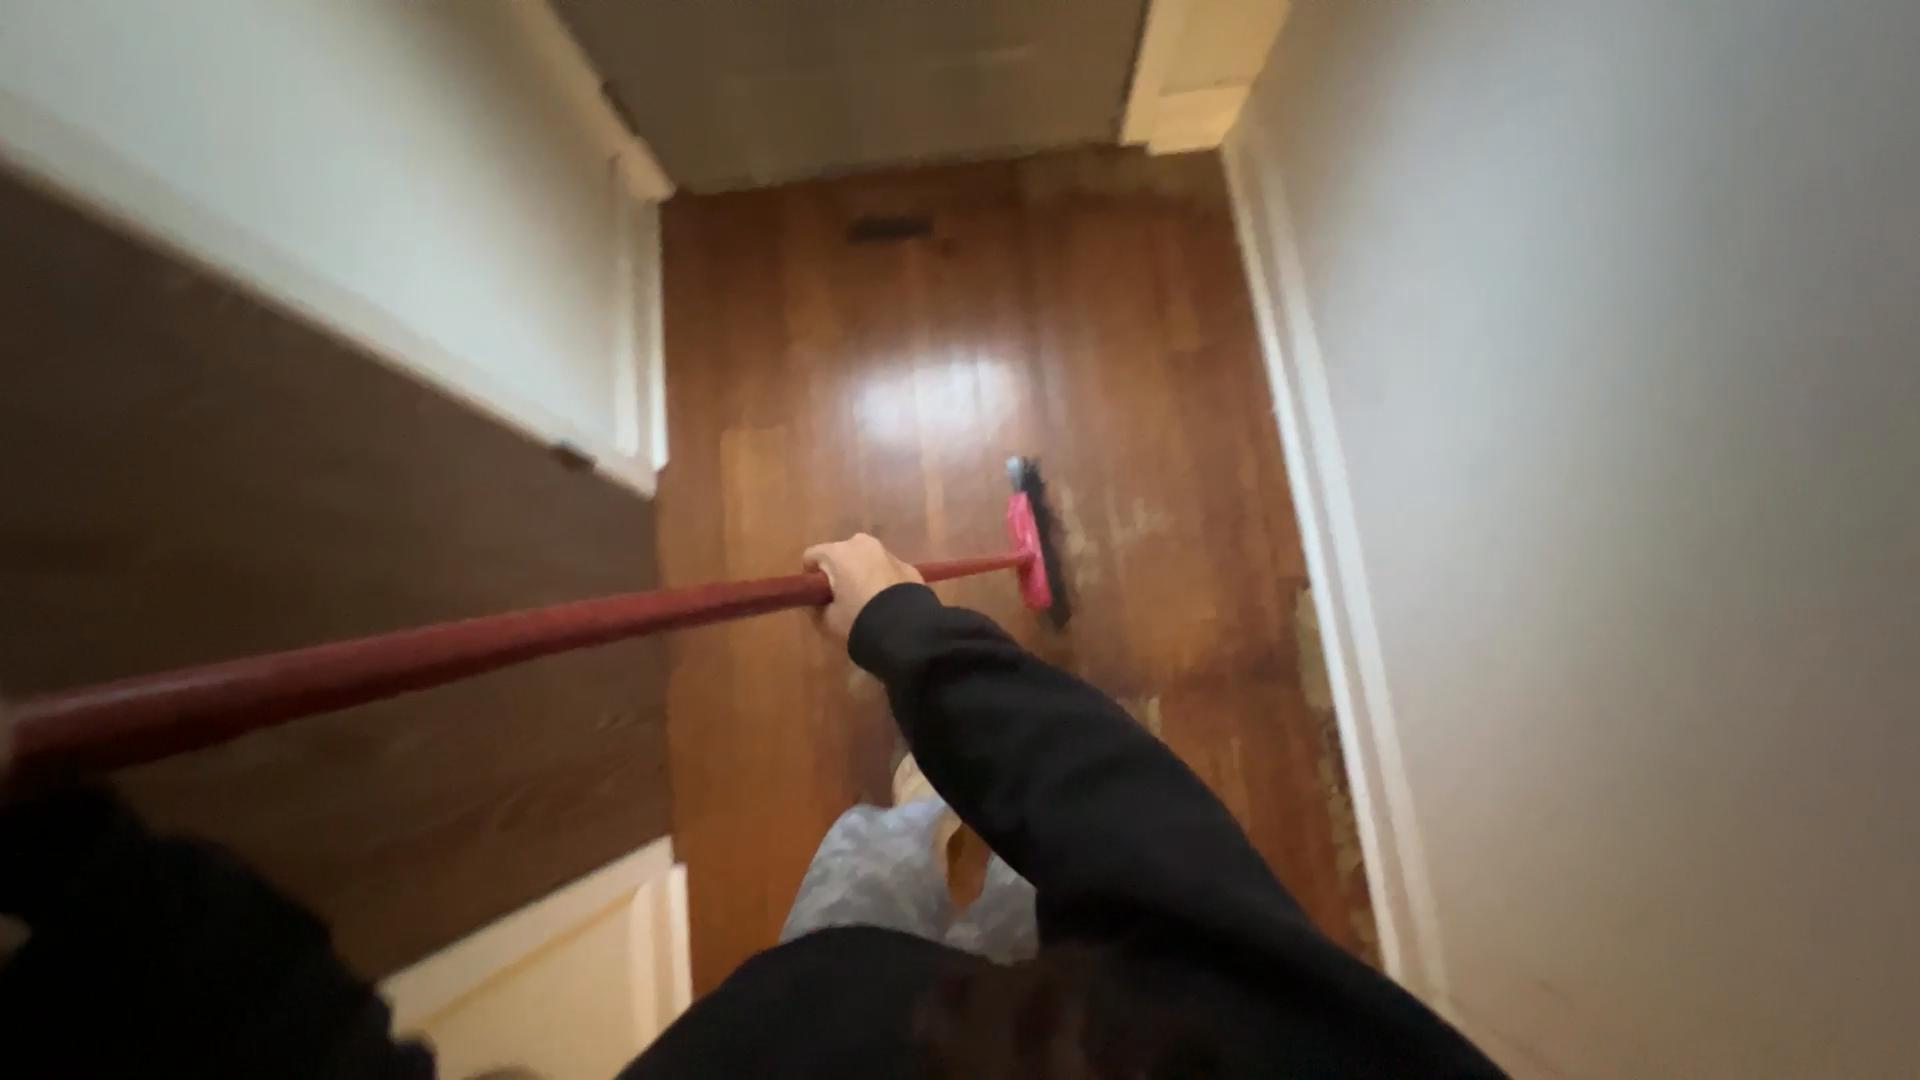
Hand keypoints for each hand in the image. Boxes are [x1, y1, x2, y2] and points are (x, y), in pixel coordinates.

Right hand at [802, 533, 923, 642]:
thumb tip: (814, 600)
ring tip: (867, 600)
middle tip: (841, 598)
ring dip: (862, 573)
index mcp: (838, 553)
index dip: (810, 576)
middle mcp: (863, 544)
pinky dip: (883, 579)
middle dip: (838, 571)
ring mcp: (888, 552)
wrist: (906, 631)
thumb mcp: (827, 620)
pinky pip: (886, 569)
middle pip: (840, 554)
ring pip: (866, 559)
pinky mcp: (908, 565)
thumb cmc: (858, 621)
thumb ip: (814, 606)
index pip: (811, 556)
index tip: (816, 595)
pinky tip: (887, 602)